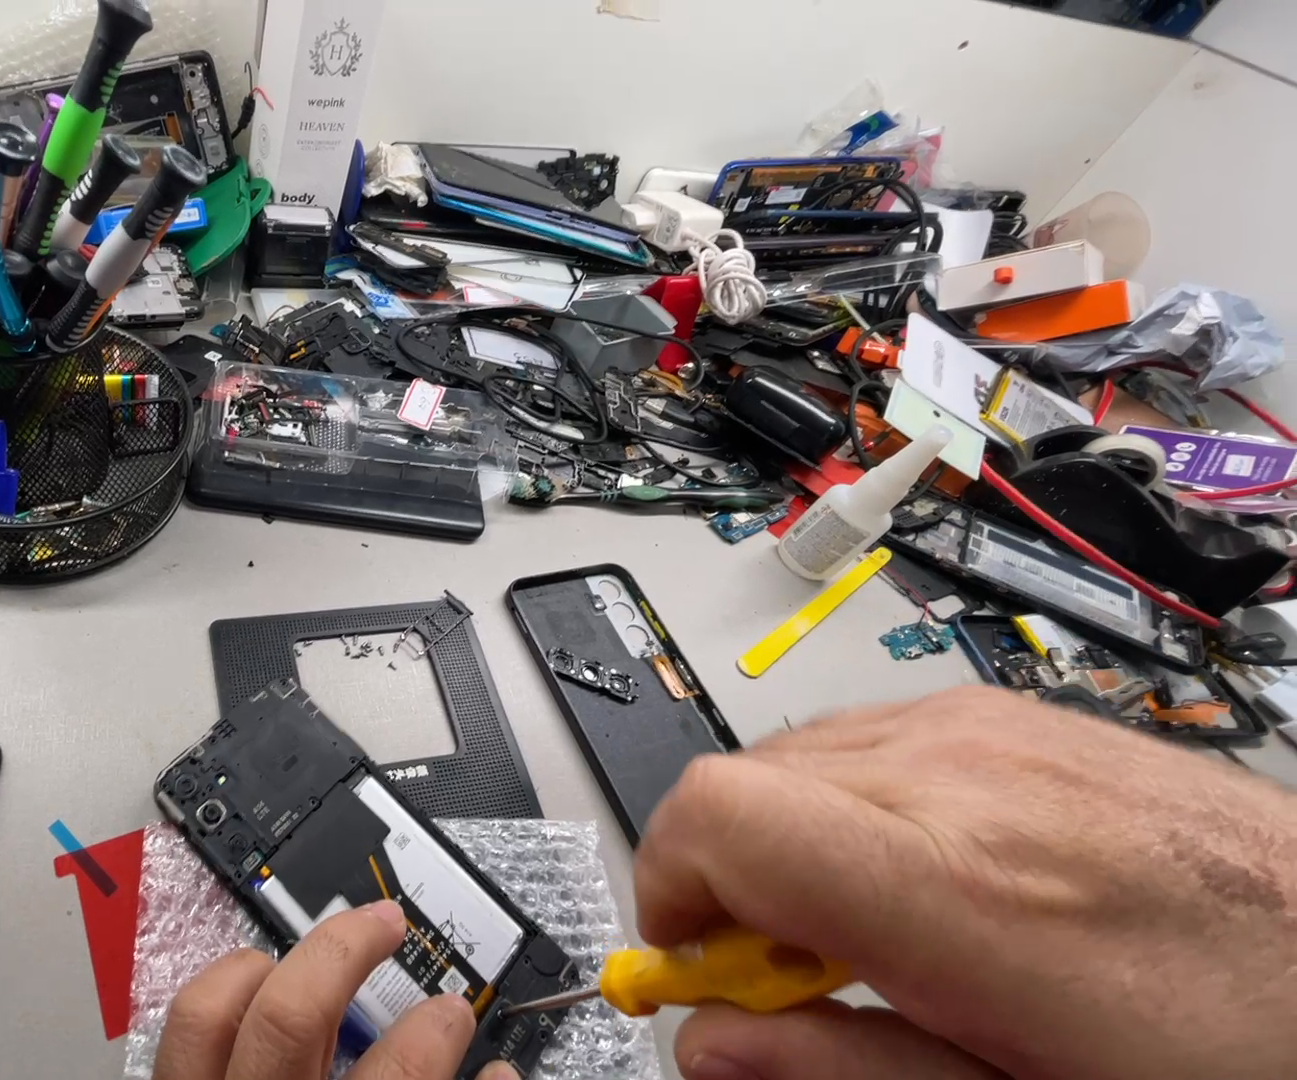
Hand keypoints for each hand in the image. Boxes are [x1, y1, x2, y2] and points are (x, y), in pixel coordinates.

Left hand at [152, 900, 514, 1079]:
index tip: (453, 1012)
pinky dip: (228, 991)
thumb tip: (498, 1077)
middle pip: (288, 1021)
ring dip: (270, 966)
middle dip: (346, 952)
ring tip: (317, 952)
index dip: (433, 1036)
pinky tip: (266, 991)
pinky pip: (187, 1032)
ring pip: (208, 1013)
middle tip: (389, 925)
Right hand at [636, 686, 1296, 1079]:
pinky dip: (826, 803)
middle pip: (730, 788)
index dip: (668, 879)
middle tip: (781, 969)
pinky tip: (903, 866)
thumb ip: (850, 1072)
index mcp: (969, 890)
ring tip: (856, 922)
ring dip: (772, 841)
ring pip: (775, 759)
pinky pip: (842, 738)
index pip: (718, 816)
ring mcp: (976, 725)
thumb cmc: (1251, 1062)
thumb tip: (712, 1047)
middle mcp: (960, 775)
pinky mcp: (991, 711)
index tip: (687, 952)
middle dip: (720, 880)